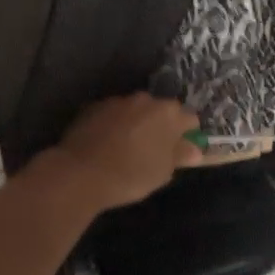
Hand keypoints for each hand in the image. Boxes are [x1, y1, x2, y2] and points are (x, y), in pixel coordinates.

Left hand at [54, 94, 201, 211]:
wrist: (80, 173)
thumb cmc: (130, 175)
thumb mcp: (162, 172)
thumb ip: (180, 156)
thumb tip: (195, 150)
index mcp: (169, 114)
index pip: (190, 119)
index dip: (187, 135)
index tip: (179, 151)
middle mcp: (146, 100)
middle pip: (162, 111)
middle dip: (161, 126)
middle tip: (153, 150)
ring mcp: (119, 101)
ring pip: (136, 110)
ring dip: (137, 123)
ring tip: (127, 147)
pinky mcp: (94, 106)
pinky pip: (113, 114)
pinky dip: (114, 125)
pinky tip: (106, 144)